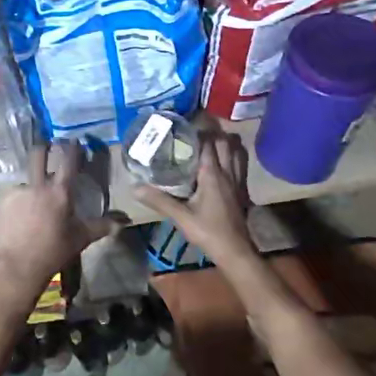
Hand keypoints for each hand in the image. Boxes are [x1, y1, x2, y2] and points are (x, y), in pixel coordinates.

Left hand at [0, 142, 117, 298]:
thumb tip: (125, 220)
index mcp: (60, 192)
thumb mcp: (82, 237)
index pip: (68, 160)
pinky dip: (22, 201)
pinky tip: (24, 216)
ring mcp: (18, 192)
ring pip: (27, 180)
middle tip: (48, 148)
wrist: (21, 265)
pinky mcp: (4, 201)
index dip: (72, 147)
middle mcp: (37, 186)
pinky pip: (16, 195)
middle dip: (44, 148)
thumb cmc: (55, 250)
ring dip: (33, 186)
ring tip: (36, 205)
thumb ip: (104, 225)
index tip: (74, 141)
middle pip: (38, 154)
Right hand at [133, 128, 254, 265]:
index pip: (209, 143)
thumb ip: (159, 200)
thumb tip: (134, 188)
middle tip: (194, 130)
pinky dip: (232, 156)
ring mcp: (237, 181)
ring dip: (225, 142)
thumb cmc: (208, 231)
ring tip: (209, 139)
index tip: (184, 124)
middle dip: (212, 133)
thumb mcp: (181, 216)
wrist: (235, 251)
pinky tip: (222, 161)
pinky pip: (239, 165)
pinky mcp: (241, 191)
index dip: (198, 131)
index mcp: (213, 174)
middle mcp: (227, 173)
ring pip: (236, 152)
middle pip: (224, 143)